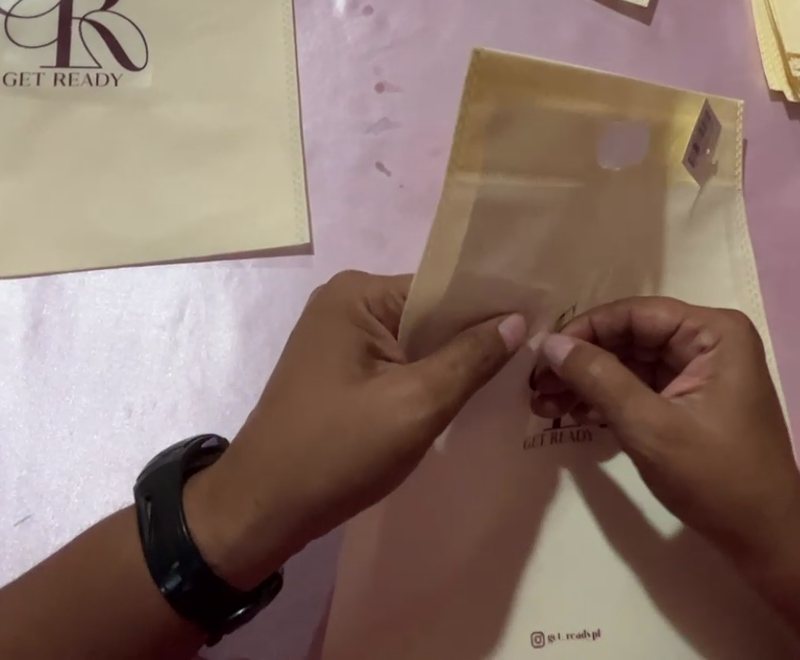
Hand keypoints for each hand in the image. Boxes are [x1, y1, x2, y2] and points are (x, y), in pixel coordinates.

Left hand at [186, 271, 525, 587]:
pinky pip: (395, 360)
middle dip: (473, 337)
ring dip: (450, 361)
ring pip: (415, 339)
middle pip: (429, 312)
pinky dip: (424, 377)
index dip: (490, 308)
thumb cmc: (337, 451)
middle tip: (532, 356)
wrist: (259, 511)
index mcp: (358, 293)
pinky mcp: (338, 367)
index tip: (540, 324)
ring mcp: (338, 335)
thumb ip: (470, 358)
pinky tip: (460, 396)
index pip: (442, 288)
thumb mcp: (415, 404)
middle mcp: (346, 301)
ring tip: (508, 375)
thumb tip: (518, 318)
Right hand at [528, 296, 799, 574]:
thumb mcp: (650, 426)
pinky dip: (606, 400)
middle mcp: (707, 341)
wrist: (766, 542)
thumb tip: (550, 344)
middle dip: (582, 361)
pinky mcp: (688, 400)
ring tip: (542, 403)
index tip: (543, 353)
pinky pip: (639, 387)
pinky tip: (571, 415)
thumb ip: (599, 378)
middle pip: (629, 337)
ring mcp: (698, 371)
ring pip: (629, 363)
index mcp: (713, 332)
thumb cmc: (717, 478)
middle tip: (537, 383)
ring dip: (587, 382)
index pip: (636, 314)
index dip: (586, 330)